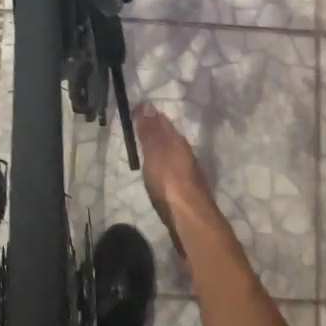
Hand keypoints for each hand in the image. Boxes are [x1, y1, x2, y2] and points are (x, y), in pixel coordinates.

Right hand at [135, 103, 212, 245]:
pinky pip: (172, 169)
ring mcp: (188, 172)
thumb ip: (151, 131)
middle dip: (156, 128)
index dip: (148, 113)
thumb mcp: (155, 153)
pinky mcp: (186, 191)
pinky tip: (158, 173)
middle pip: (169, 136)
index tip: (134, 109)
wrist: (190, 220)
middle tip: (139, 124)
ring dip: (160, 147)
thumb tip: (148, 105)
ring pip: (172, 152)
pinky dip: (163, 164)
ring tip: (146, 147)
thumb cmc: (169, 182)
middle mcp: (185, 153)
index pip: (162, 120)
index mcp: (178, 141)